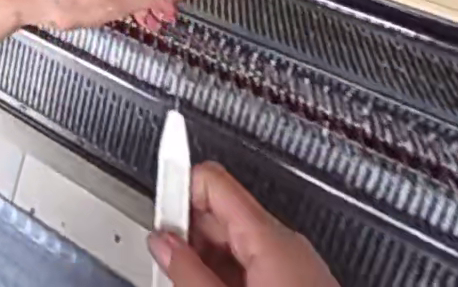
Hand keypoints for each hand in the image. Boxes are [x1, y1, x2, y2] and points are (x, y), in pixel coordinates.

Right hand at [148, 163, 337, 286]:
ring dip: (207, 262)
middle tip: (171, 269)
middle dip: (190, 235)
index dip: (179, 193)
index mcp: (270, 238)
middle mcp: (287, 245)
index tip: (159, 221)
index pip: (211, 180)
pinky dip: (228, 278)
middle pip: (221, 211)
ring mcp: (298, 270)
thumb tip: (162, 242)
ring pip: (235, 243)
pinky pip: (254, 268)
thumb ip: (188, 272)